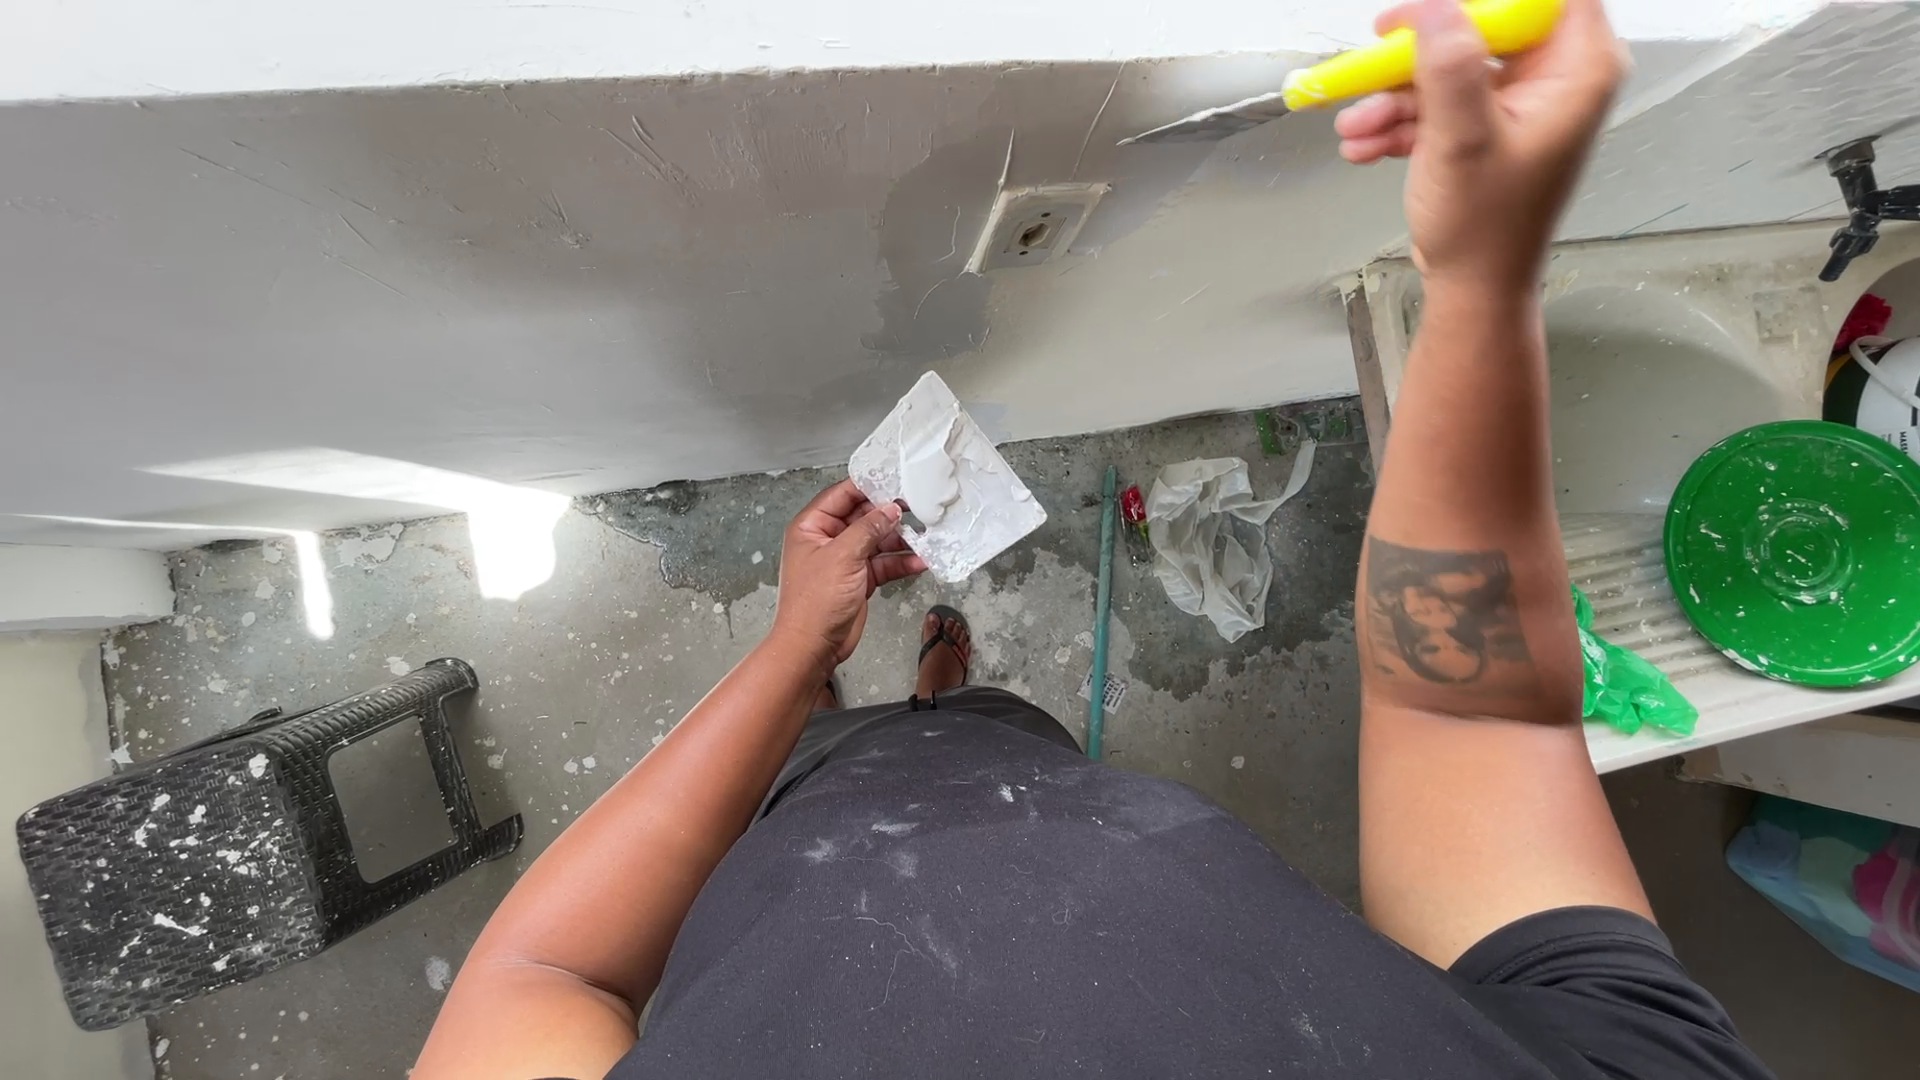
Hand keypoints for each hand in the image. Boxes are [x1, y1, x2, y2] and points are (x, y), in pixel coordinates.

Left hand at [770, 479, 926, 668]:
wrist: (813, 646)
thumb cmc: (814, 602)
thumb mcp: (843, 557)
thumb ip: (868, 528)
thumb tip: (890, 509)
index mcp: (812, 527)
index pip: (842, 495)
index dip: (867, 486)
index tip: (893, 480)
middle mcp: (828, 540)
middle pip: (863, 517)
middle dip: (890, 514)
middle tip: (916, 506)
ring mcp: (845, 560)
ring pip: (877, 541)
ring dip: (901, 540)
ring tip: (925, 536)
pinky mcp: (859, 579)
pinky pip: (884, 564)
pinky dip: (901, 563)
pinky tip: (921, 561)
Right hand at [1334, 0, 1625, 290]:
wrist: (1471, 285)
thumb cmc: (1483, 226)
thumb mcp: (1463, 142)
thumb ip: (1450, 70)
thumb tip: (1430, 10)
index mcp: (1577, 67)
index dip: (1472, 2)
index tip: (1412, 18)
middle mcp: (1551, 78)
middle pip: (1477, 35)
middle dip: (1413, 64)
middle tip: (1366, 76)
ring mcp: (1513, 107)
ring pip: (1446, 75)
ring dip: (1391, 102)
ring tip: (1353, 131)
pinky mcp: (1481, 132)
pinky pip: (1435, 110)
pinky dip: (1396, 126)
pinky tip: (1363, 146)